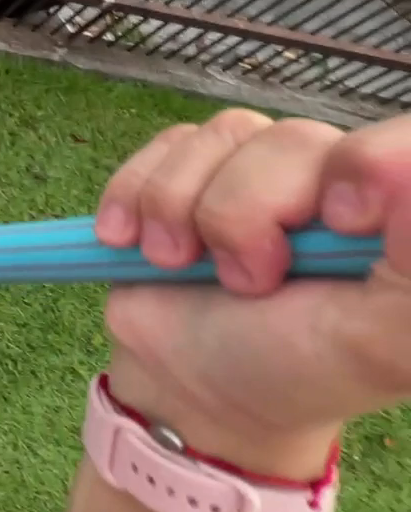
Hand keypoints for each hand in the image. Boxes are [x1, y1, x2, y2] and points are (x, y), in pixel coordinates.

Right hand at [92, 110, 410, 477]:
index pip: (404, 145)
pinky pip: (159, 146)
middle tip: (240, 279)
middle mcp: (336, 180)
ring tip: (171, 262)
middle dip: (241, 214)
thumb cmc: (294, 366)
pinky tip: (128, 239)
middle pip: (291, 141)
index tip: (343, 225)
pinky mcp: (185, 168)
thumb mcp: (380, 342)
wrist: (185, 373)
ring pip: (218, 138)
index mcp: (396, 218)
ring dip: (173, 207)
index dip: (368, 165)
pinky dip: (130, 194)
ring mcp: (256, 169)